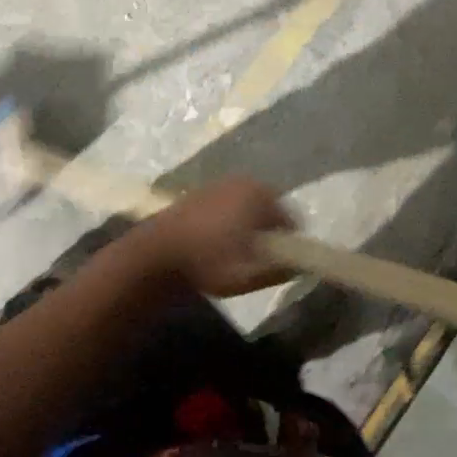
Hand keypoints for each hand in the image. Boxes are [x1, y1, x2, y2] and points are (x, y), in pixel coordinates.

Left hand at [131, 176, 296, 297]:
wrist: (157, 251)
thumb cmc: (209, 262)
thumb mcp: (250, 276)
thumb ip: (281, 269)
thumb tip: (299, 266)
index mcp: (261, 194)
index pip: (291, 219)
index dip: (289, 244)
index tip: (278, 263)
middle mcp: (244, 180)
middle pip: (269, 209)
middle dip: (268, 231)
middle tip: (257, 258)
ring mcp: (220, 182)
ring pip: (247, 206)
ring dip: (247, 225)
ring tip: (234, 253)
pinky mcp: (201, 190)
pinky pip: (226, 206)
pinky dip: (227, 220)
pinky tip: (215, 242)